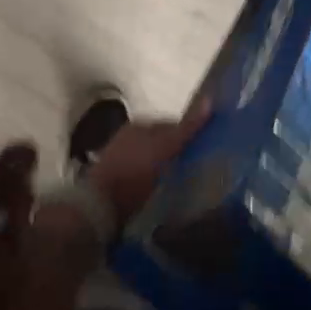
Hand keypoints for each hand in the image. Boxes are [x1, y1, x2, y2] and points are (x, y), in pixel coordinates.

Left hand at [84, 97, 211, 223]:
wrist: (99, 209)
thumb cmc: (134, 172)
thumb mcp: (164, 147)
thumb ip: (186, 128)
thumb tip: (210, 100)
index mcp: (138, 125)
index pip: (169, 123)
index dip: (189, 134)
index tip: (206, 148)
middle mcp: (126, 139)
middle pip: (159, 143)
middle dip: (177, 152)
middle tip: (199, 167)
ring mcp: (119, 163)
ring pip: (151, 162)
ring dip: (166, 170)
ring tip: (185, 183)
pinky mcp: (116, 187)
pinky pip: (143, 180)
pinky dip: (155, 185)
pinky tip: (165, 195)